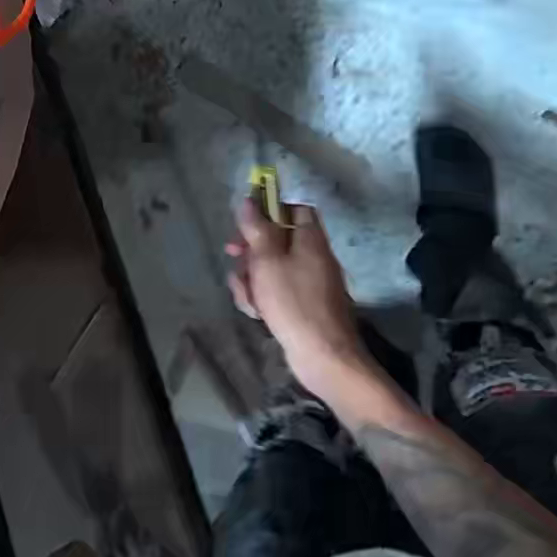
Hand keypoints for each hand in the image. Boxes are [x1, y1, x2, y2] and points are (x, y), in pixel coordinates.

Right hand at [226, 198, 367, 392]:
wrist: (323, 357)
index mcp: (309, 239)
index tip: (246, 218)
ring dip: (251, 276)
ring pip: (271, 267)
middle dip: (251, 247)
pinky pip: (276, 290)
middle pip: (276, 238)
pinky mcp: (301, 305)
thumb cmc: (293, 301)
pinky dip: (262, 296)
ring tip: (244, 293)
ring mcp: (308, 282)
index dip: (270, 208)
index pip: (294, 208)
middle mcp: (312, 256)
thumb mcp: (267, 260)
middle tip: (232, 253)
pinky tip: (253, 310)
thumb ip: (257, 228)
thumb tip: (250, 200)